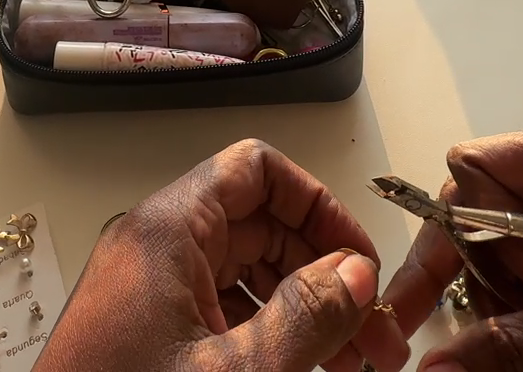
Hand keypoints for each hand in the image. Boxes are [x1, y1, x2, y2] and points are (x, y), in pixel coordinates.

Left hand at [35, 139, 411, 371]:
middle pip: (256, 220)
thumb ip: (305, 317)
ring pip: (244, 268)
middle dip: (321, 267)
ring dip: (302, 304)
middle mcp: (157, 242)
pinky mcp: (148, 327)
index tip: (360, 259)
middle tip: (374, 330)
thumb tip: (358, 271)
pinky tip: (305, 366)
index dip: (315, 203)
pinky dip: (267, 330)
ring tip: (354, 360)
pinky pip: (221, 307)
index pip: (255, 169)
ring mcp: (150, 286)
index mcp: (168, 227)